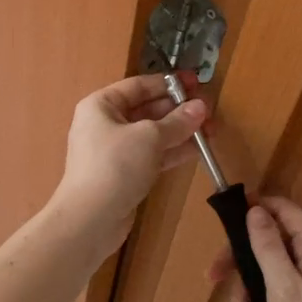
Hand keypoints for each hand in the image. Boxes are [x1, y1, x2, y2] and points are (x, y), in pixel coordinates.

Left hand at [45, 74, 208, 258]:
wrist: (91, 219)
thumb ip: (177, 121)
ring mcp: (115, 151)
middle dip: (178, 109)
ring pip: (152, 134)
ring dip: (180, 131)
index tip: (196, 82)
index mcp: (101, 105)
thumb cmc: (115, 165)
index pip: (139, 86)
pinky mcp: (125, 173)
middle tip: (209, 110)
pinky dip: (173, 151)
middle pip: (147, 109)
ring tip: (211, 129)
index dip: (168, 83)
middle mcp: (105, 124)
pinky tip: (198, 149)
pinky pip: (152, 155)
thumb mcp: (149, 137)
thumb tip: (201, 106)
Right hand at [209, 197, 301, 301]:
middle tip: (214, 280)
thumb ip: (268, 247)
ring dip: (251, 298)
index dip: (254, 209)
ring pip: (268, 275)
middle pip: (269, 245)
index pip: (283, 209)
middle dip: (241, 265)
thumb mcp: (284, 290)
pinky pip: (278, 298)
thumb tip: (255, 210)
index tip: (225, 223)